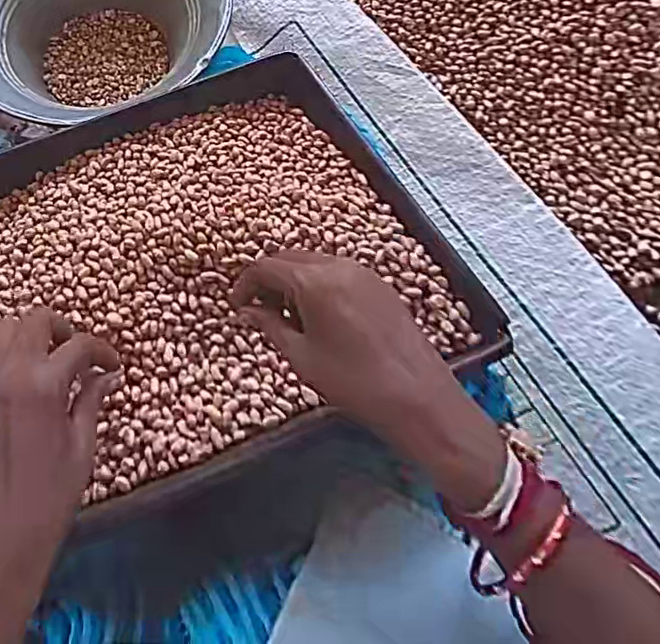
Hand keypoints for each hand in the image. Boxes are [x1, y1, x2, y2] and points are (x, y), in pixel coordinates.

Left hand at [0, 308, 120, 643]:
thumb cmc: (46, 506)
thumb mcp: (81, 451)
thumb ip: (91, 402)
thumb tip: (106, 375)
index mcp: (40, 385)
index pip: (77, 345)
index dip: (101, 349)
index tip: (112, 363)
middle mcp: (6, 376)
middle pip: (33, 321)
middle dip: (62, 328)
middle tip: (79, 354)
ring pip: (3, 334)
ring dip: (31, 338)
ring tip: (52, 366)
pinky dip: (12, 363)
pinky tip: (29, 395)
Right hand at [231, 251, 505, 508]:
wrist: (422, 400)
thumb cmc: (355, 383)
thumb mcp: (302, 357)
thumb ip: (270, 326)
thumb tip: (248, 311)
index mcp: (314, 280)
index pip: (265, 266)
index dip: (245, 284)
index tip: (238, 306)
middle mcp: (338, 265)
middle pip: (289, 258)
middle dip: (268, 280)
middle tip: (260, 311)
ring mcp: (363, 272)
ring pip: (313, 263)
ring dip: (293, 281)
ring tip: (289, 318)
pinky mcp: (380, 284)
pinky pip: (337, 272)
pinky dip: (318, 284)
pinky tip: (320, 317)